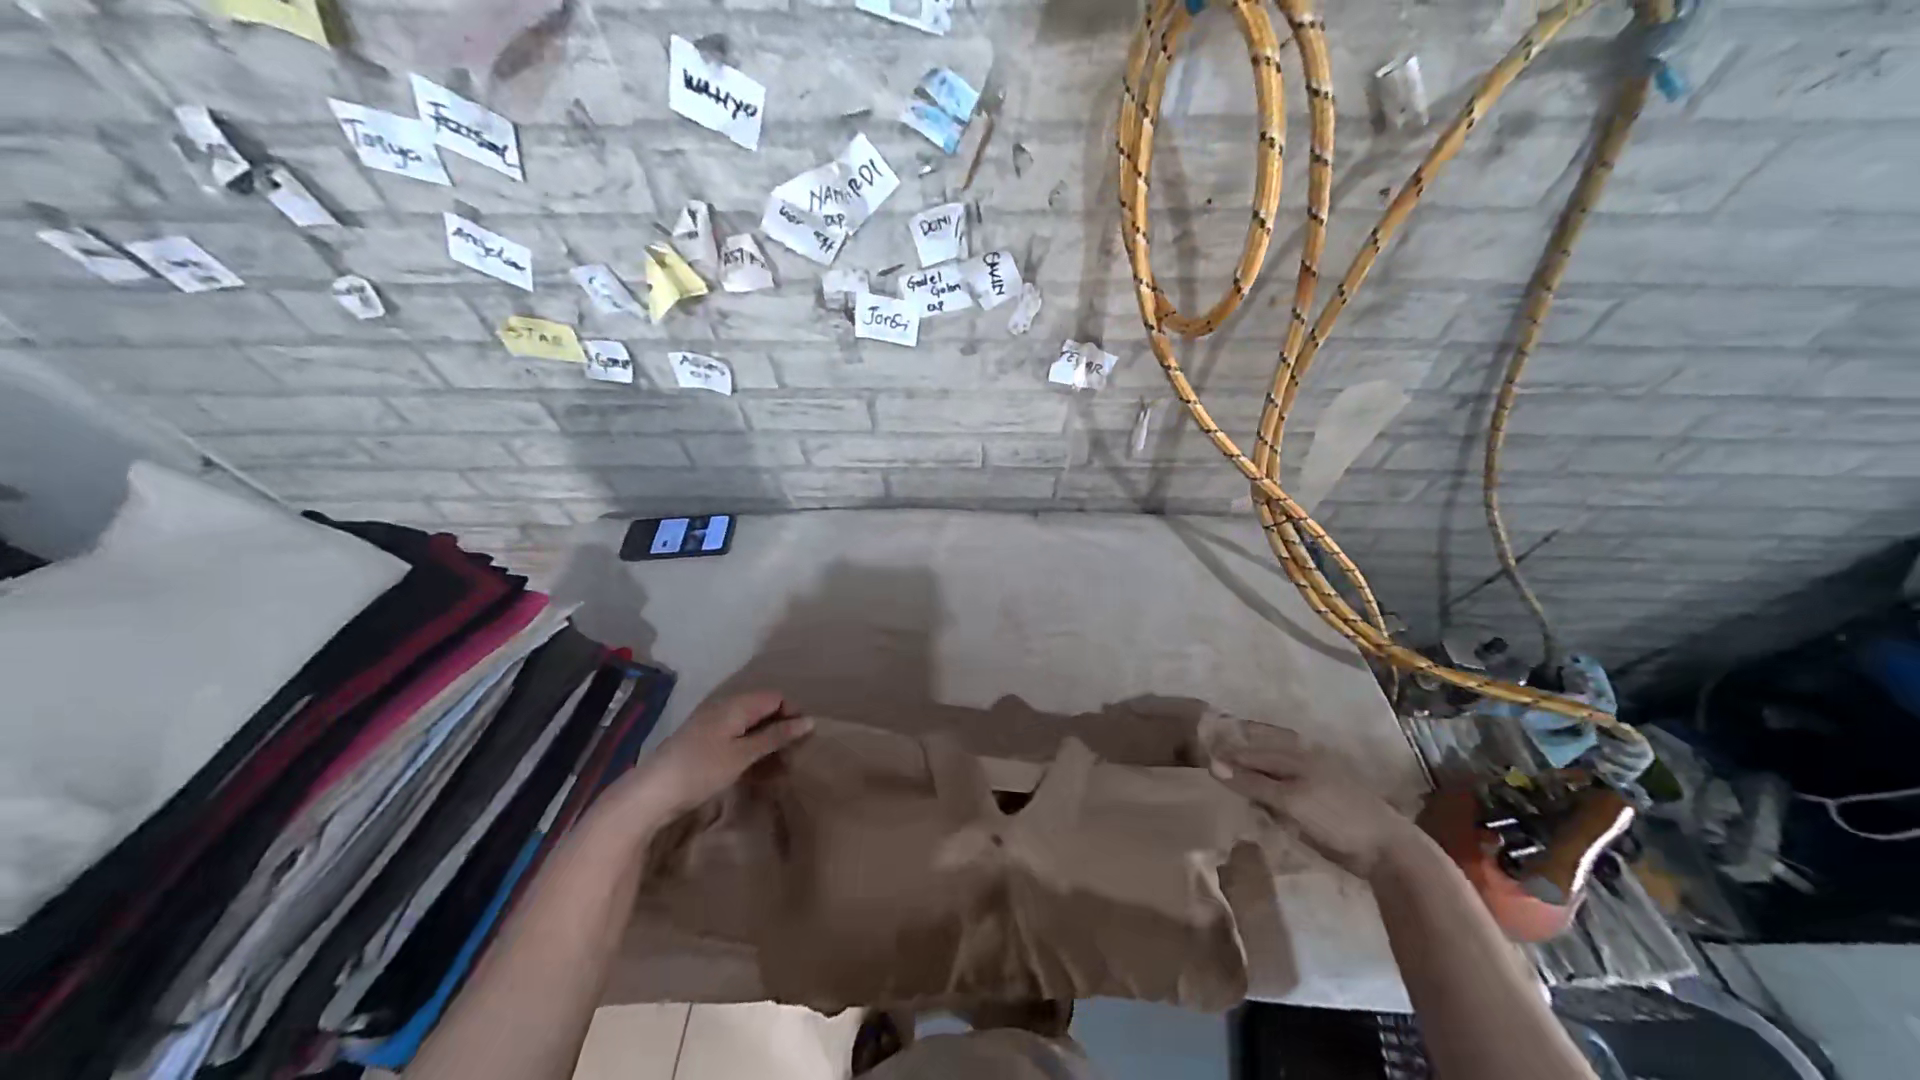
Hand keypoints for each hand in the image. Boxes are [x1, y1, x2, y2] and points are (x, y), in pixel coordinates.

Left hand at [609, 690, 812, 824]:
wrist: (651, 794)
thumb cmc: (701, 770)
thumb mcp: (743, 754)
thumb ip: (776, 736)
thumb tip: (809, 721)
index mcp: (735, 705)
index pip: (776, 697)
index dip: (793, 714)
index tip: (804, 740)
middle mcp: (725, 709)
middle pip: (764, 712)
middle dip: (782, 732)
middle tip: (795, 758)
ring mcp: (713, 727)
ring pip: (751, 729)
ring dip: (768, 746)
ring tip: (781, 771)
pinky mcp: (705, 745)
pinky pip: (737, 741)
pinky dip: (751, 754)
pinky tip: (759, 775)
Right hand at [1210, 723, 1420, 878]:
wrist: (1388, 849)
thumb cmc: (1337, 819)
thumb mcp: (1290, 800)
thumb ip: (1253, 783)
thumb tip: (1212, 765)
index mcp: (1297, 756)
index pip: (1251, 752)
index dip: (1227, 755)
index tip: (1200, 760)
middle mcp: (1305, 762)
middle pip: (1263, 757)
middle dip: (1238, 760)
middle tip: (1210, 767)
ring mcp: (1316, 782)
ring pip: (1275, 772)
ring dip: (1254, 775)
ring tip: (1230, 781)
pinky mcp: (1323, 803)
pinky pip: (1287, 789)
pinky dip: (1270, 792)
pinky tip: (1261, 800)